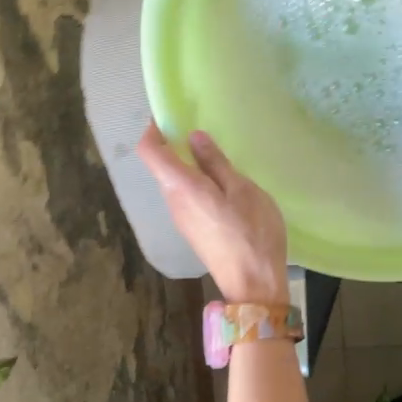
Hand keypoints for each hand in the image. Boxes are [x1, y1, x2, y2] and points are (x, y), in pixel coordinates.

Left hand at [137, 126, 289, 305]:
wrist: (253, 284)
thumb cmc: (252, 232)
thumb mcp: (242, 190)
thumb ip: (216, 163)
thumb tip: (193, 138)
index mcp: (181, 186)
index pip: (149, 151)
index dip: (152, 130)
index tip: (171, 117)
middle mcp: (173, 202)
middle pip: (162, 168)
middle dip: (175, 147)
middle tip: (205, 136)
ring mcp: (182, 220)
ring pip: (176, 185)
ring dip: (190, 168)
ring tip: (220, 162)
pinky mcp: (193, 232)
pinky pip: (187, 200)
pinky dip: (198, 186)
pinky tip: (224, 190)